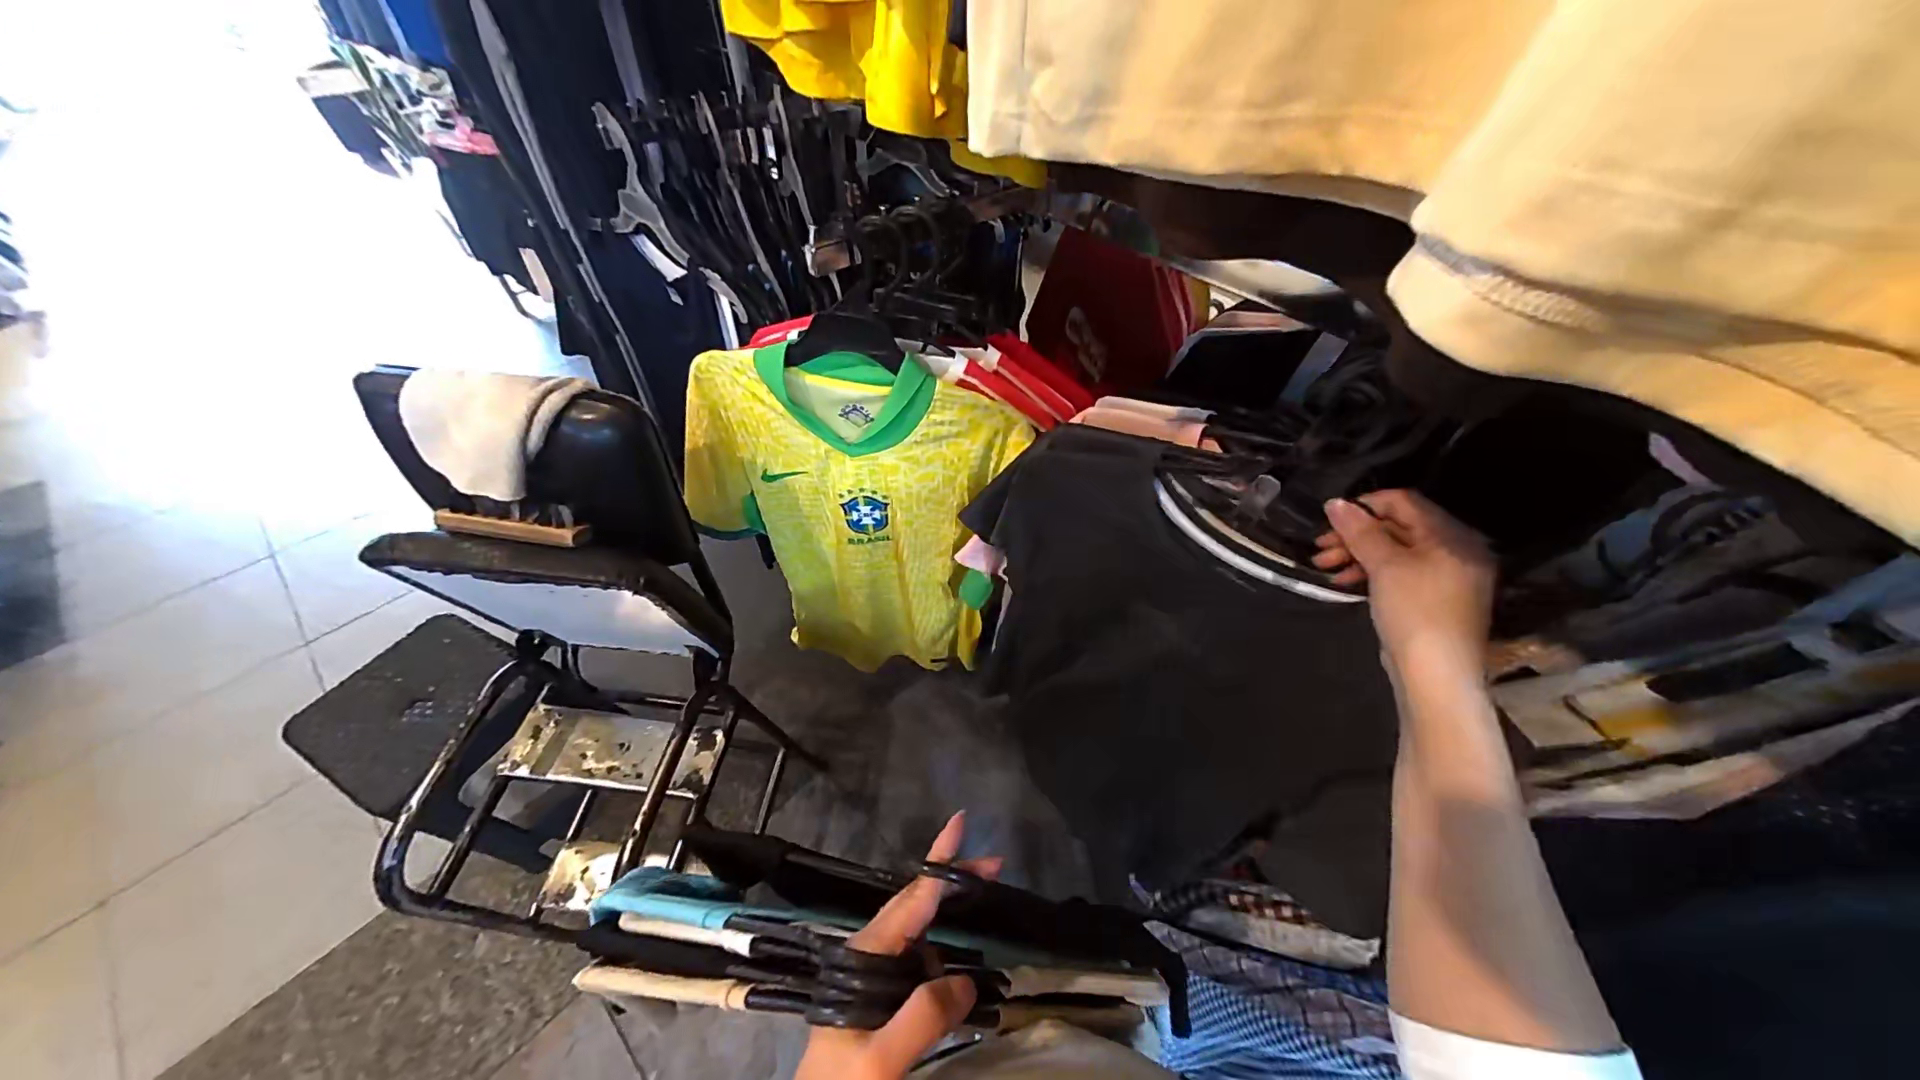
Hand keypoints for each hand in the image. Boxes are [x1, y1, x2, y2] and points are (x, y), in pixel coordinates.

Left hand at [795, 812, 1003, 1079]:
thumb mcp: (878, 1060)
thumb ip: (920, 1018)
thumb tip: (965, 979)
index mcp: (866, 954)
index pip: (911, 899)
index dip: (939, 862)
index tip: (960, 822)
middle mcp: (870, 953)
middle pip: (917, 904)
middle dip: (953, 880)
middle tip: (994, 865)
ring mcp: (875, 973)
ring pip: (920, 931)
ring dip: (951, 913)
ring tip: (983, 901)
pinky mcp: (882, 995)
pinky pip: (920, 961)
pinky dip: (946, 949)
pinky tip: (963, 959)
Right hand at [1314, 490, 1495, 679]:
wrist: (1436, 673)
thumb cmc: (1414, 610)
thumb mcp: (1384, 565)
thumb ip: (1360, 531)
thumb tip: (1335, 503)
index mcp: (1451, 535)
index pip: (1404, 502)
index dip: (1364, 506)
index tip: (1331, 521)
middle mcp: (1455, 550)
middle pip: (1397, 527)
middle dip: (1354, 535)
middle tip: (1321, 549)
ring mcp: (1445, 576)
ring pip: (1394, 551)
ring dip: (1357, 554)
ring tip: (1325, 566)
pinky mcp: (1432, 598)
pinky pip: (1399, 572)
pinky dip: (1371, 572)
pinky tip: (1345, 582)